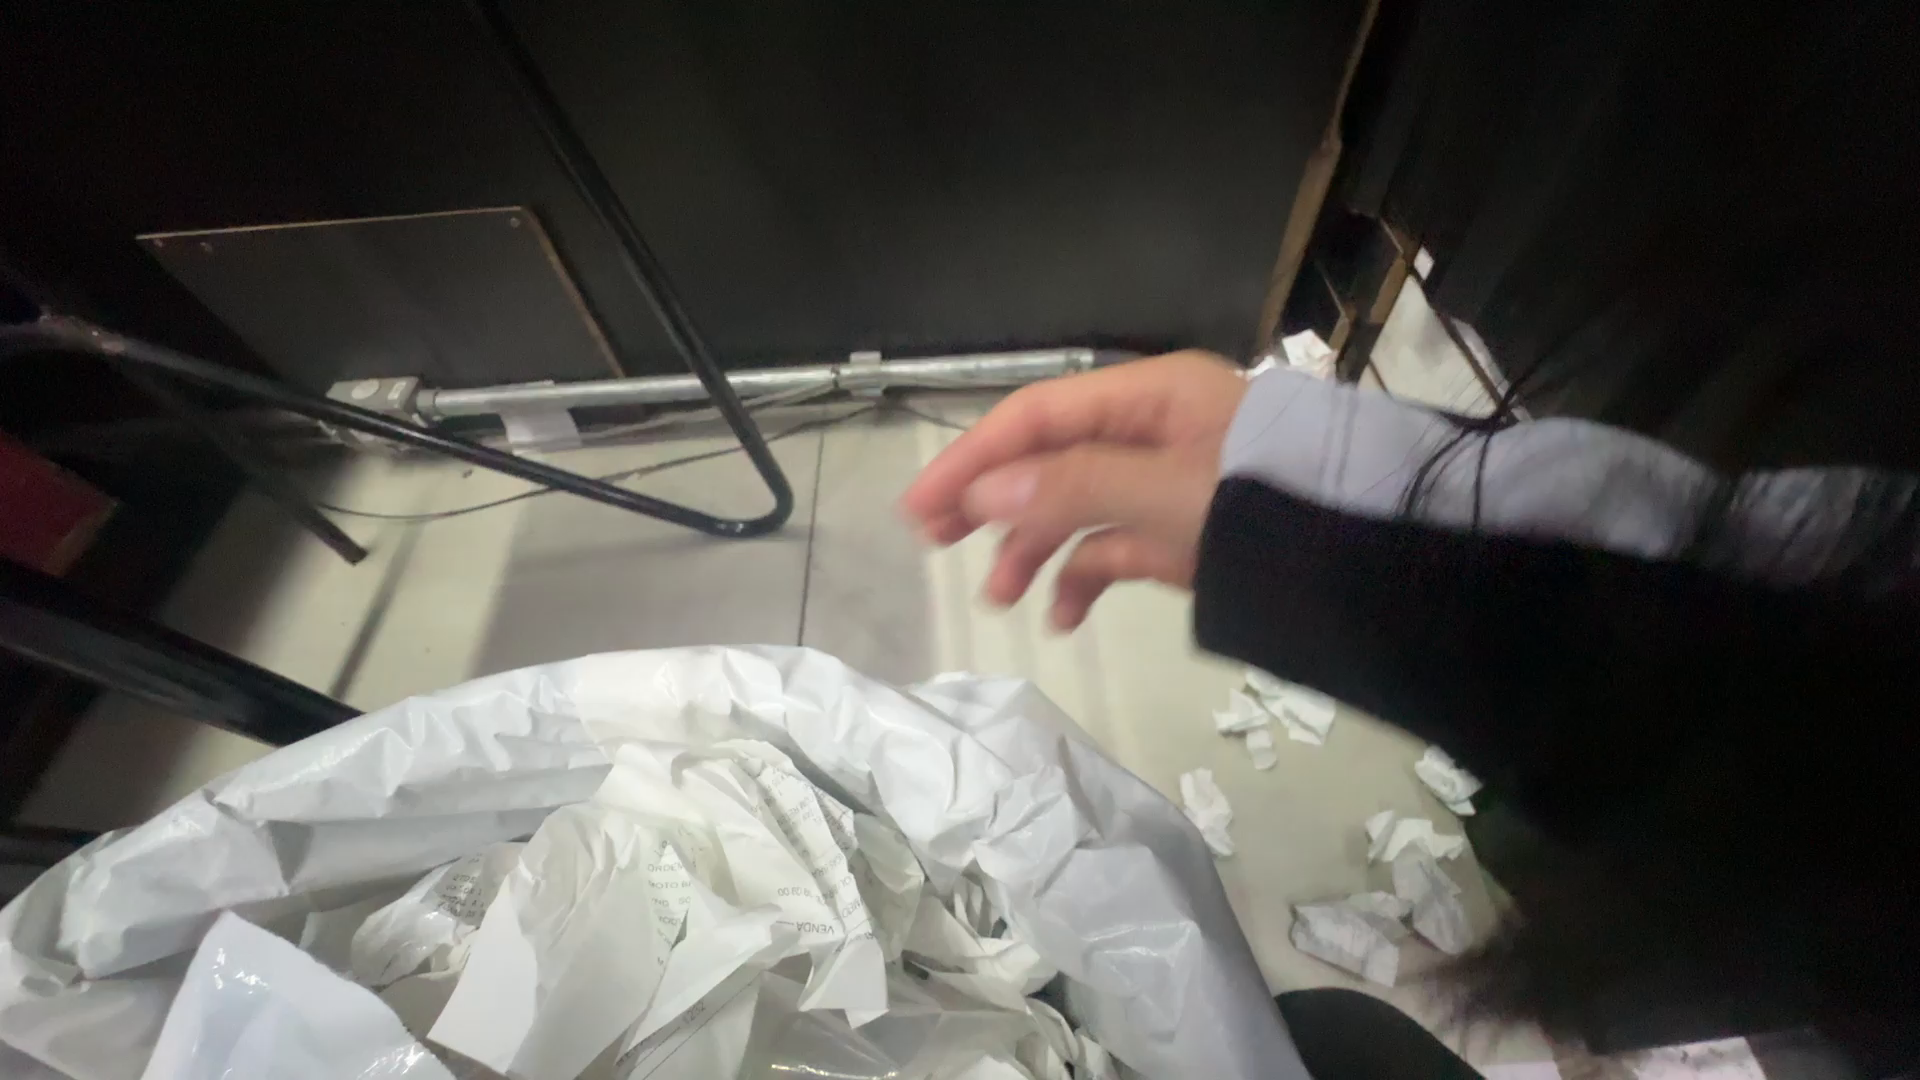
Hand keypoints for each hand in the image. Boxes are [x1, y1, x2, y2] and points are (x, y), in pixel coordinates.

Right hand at [900, 350, 1246, 629]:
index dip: (972, 458)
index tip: (919, 506)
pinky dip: (1083, 577)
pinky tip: (1063, 617)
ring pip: (1073, 508)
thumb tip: (985, 493)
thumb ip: (1075, 486)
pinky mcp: (1176, 534)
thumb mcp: (1173, 492)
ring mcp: (1160, 486)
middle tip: (933, 540)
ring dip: (1030, 548)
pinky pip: (1112, 548)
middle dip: (989, 498)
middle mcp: (1146, 433)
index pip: (1035, 418)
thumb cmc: (1275, 507)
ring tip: (997, 596)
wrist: (1381, 565)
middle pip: (1045, 459)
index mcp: (1146, 398)